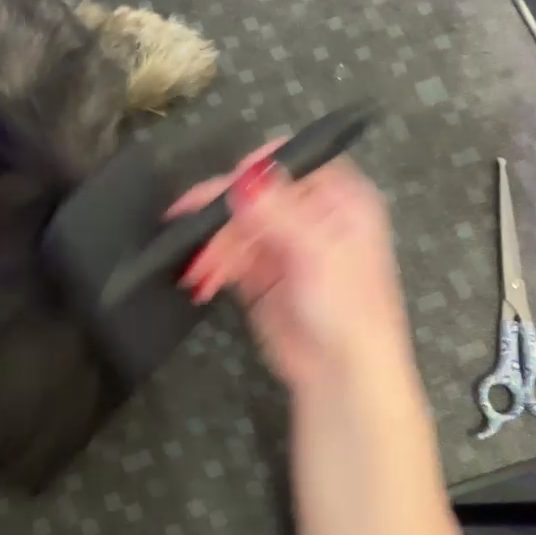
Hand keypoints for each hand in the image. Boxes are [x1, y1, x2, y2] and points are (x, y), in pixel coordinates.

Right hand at [166, 143, 412, 392]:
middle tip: (188, 223)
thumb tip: (244, 176)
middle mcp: (309, 217)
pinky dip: (211, 267)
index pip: (290, 163)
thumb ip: (278, 212)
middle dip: (221, 213)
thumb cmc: (347, 311)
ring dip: (211, 246)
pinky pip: (227, 259)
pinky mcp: (260, 276)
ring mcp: (282, 247)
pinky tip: (202, 282)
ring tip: (198, 271)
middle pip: (253, 196)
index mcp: (337, 201)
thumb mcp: (317, 253)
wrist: (339, 372)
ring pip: (234, 228)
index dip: (257, 169)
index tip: (228, 187)